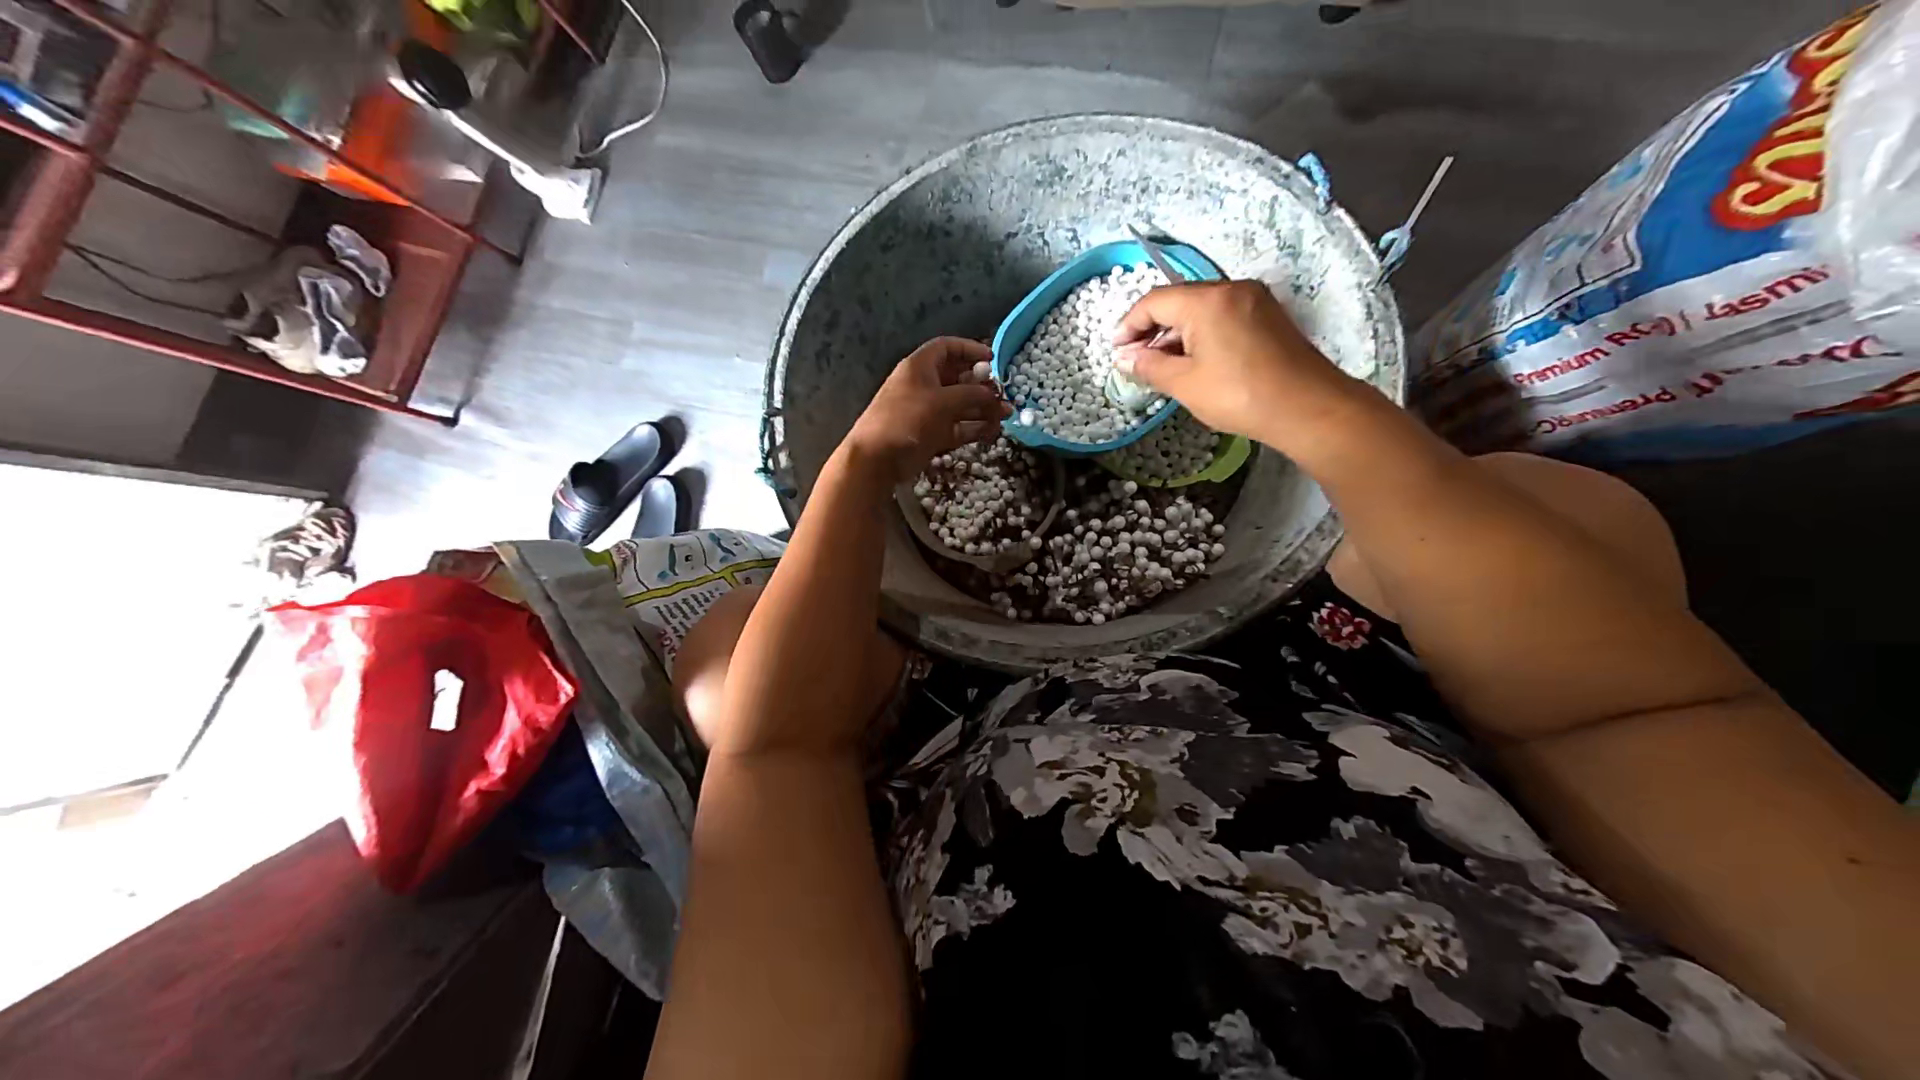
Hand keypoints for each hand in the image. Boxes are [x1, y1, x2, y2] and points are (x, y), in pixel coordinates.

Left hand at [844, 337, 1009, 481]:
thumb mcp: (943, 401)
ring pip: (961, 405)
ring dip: (983, 408)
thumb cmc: (907, 419)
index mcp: (920, 367)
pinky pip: (958, 426)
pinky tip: (993, 430)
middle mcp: (925, 386)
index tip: (992, 359)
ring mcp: (928, 412)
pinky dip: (974, 427)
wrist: (877, 458)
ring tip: (1006, 414)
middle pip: (958, 378)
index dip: (970, 349)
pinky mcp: (932, 435)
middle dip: (982, 385)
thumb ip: (972, 395)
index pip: (947, 348)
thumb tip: (993, 395)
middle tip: (1003, 393)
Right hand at [1113, 280, 1368, 446]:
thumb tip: (1125, 358)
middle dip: (1152, 329)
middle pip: (1178, 301)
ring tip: (1162, 365)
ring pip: (1201, 308)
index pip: (1154, 301)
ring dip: (1176, 333)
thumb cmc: (1240, 396)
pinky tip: (1193, 360)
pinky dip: (1200, 334)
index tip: (1117, 350)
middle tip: (1136, 360)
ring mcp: (1253, 300)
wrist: (1308, 408)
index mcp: (1207, 300)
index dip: (1129, 325)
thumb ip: (1150, 367)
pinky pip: (1222, 315)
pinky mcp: (1267, 316)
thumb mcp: (1185, 384)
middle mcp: (1231, 289)